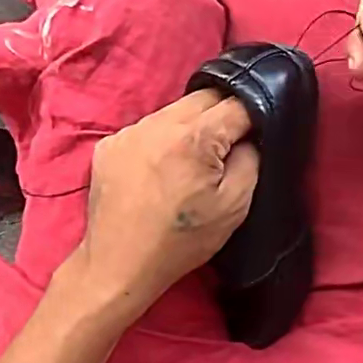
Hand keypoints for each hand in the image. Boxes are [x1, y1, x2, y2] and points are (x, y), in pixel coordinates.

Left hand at [72, 89, 260, 311]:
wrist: (120, 265)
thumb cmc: (180, 241)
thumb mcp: (234, 206)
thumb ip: (250, 159)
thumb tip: (249, 136)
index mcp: (193, 138)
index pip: (236, 104)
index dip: (252, 119)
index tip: (253, 138)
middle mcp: (158, 124)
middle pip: (204, 96)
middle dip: (221, 116)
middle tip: (224, 151)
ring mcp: (129, 131)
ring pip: (174, 110)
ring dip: (189, 126)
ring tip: (189, 164)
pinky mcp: (109, 143)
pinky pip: (147, 127)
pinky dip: (161, 140)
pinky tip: (160, 170)